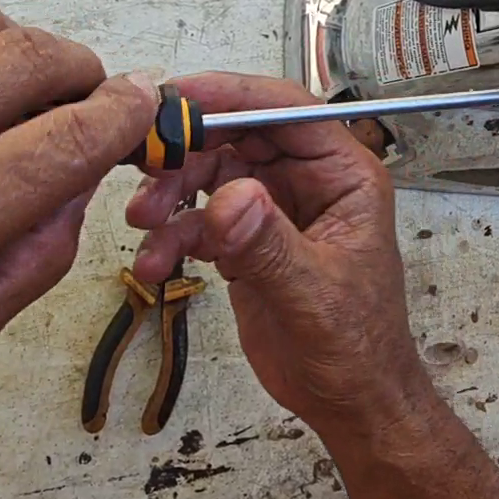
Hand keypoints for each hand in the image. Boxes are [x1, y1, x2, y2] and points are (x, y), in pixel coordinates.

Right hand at [124, 73, 431, 437]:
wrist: (349, 403)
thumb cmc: (356, 347)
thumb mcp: (314, 295)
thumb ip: (269, 245)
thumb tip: (227, 199)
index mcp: (342, 174)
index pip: (287, 110)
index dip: (234, 95)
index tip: (179, 95)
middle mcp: (308, 180)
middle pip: (240, 136)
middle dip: (188, 147)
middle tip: (143, 160)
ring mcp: (275, 207)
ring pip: (213, 173)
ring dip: (172, 193)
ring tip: (143, 223)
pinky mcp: (247, 238)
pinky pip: (201, 218)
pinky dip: (173, 234)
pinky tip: (157, 262)